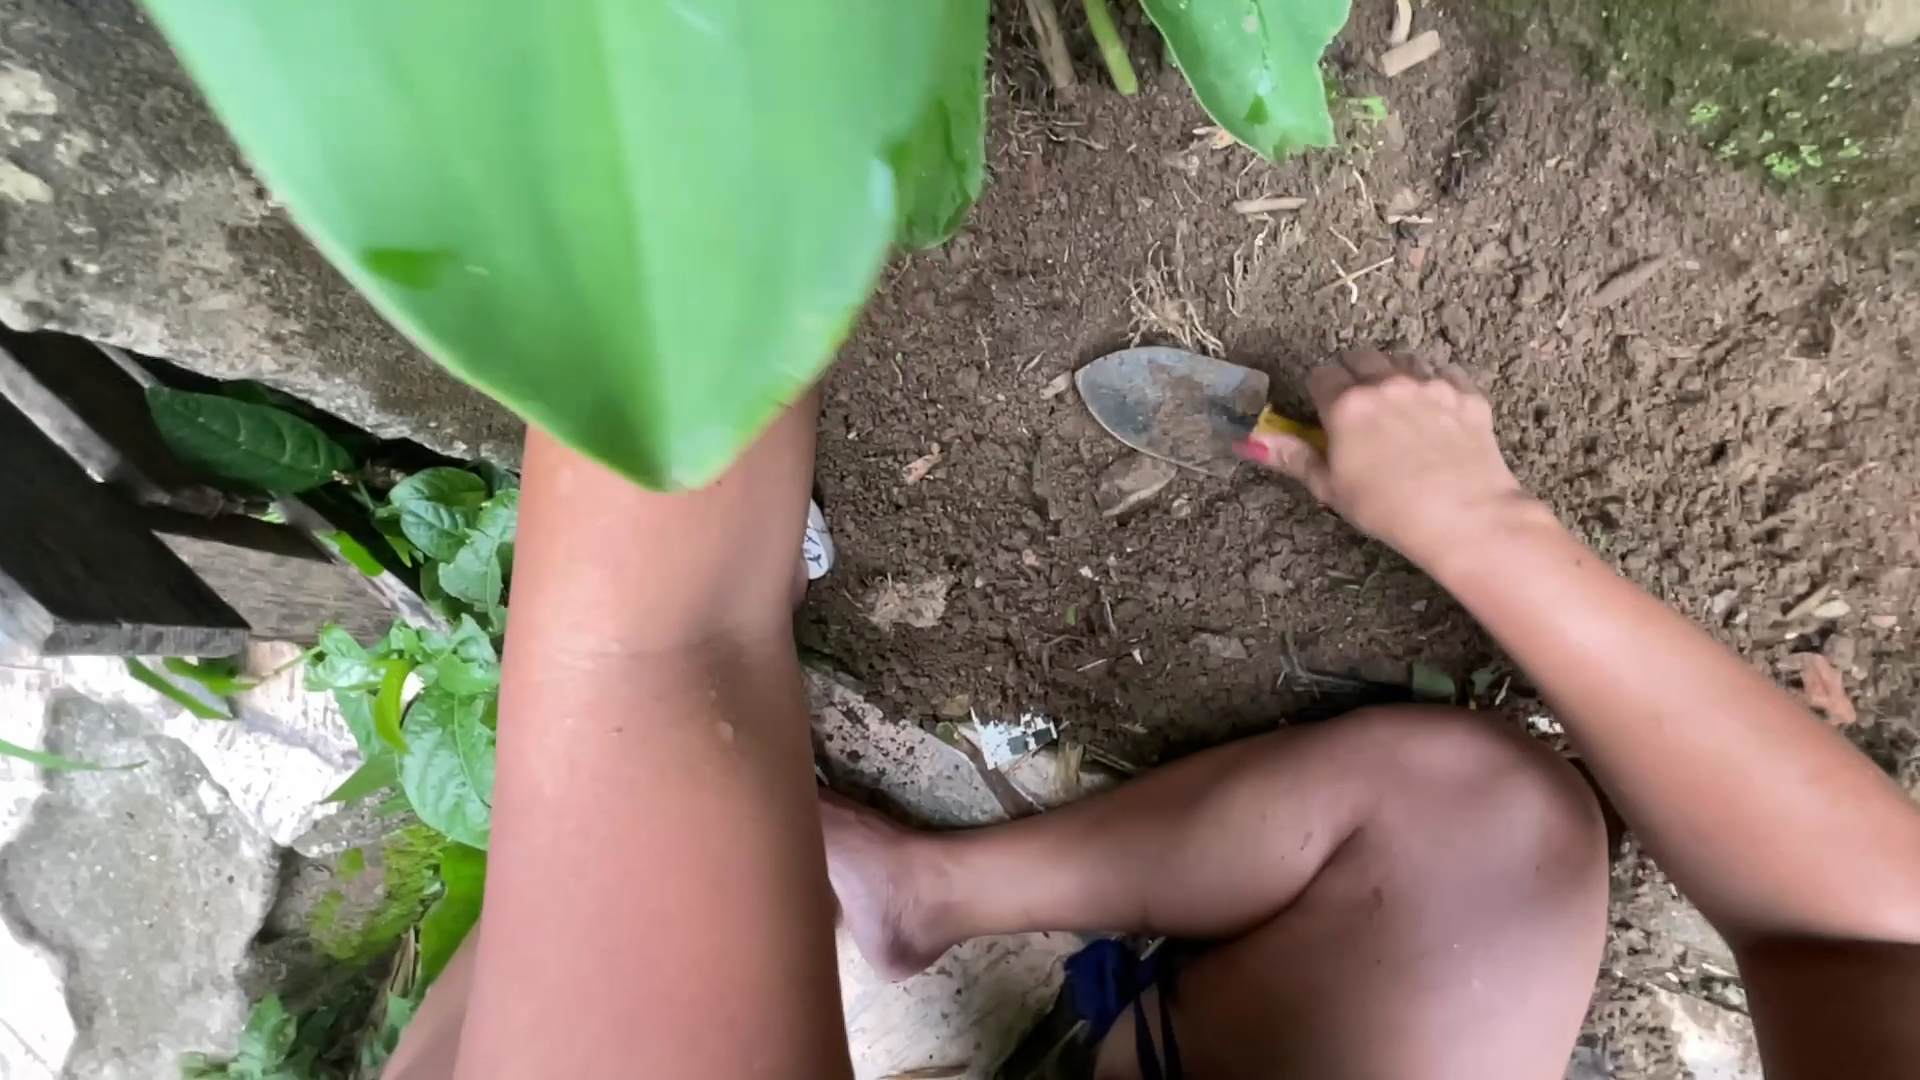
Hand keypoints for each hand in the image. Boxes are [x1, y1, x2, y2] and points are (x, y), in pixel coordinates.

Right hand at [1237, 350, 1541, 567]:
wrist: (1464, 516)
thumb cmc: (1386, 507)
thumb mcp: (1328, 486)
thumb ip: (1291, 456)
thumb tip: (1249, 442)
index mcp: (1346, 405)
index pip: (1322, 374)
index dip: (1318, 391)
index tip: (1322, 410)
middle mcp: (1387, 384)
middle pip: (1362, 357)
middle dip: (1353, 373)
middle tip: (1354, 405)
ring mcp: (1432, 385)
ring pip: (1404, 358)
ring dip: (1392, 372)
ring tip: (1392, 402)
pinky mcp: (1468, 395)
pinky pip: (1445, 373)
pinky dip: (1433, 383)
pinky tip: (1431, 408)